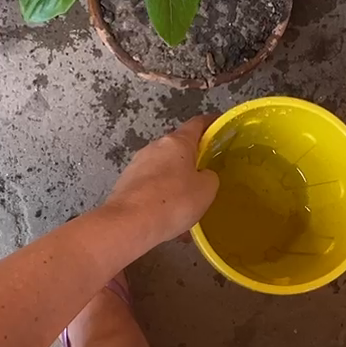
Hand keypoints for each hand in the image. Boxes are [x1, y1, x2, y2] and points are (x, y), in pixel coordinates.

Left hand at [101, 115, 220, 242]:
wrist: (130, 224)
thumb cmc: (172, 201)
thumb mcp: (206, 189)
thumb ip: (209, 176)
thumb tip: (203, 176)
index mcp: (177, 142)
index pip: (197, 124)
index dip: (210, 123)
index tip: (219, 125)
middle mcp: (155, 148)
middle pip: (178, 148)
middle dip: (192, 160)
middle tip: (207, 173)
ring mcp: (137, 166)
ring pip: (164, 171)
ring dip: (176, 183)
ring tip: (188, 205)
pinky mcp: (126, 185)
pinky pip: (151, 188)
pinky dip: (162, 199)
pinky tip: (170, 219)